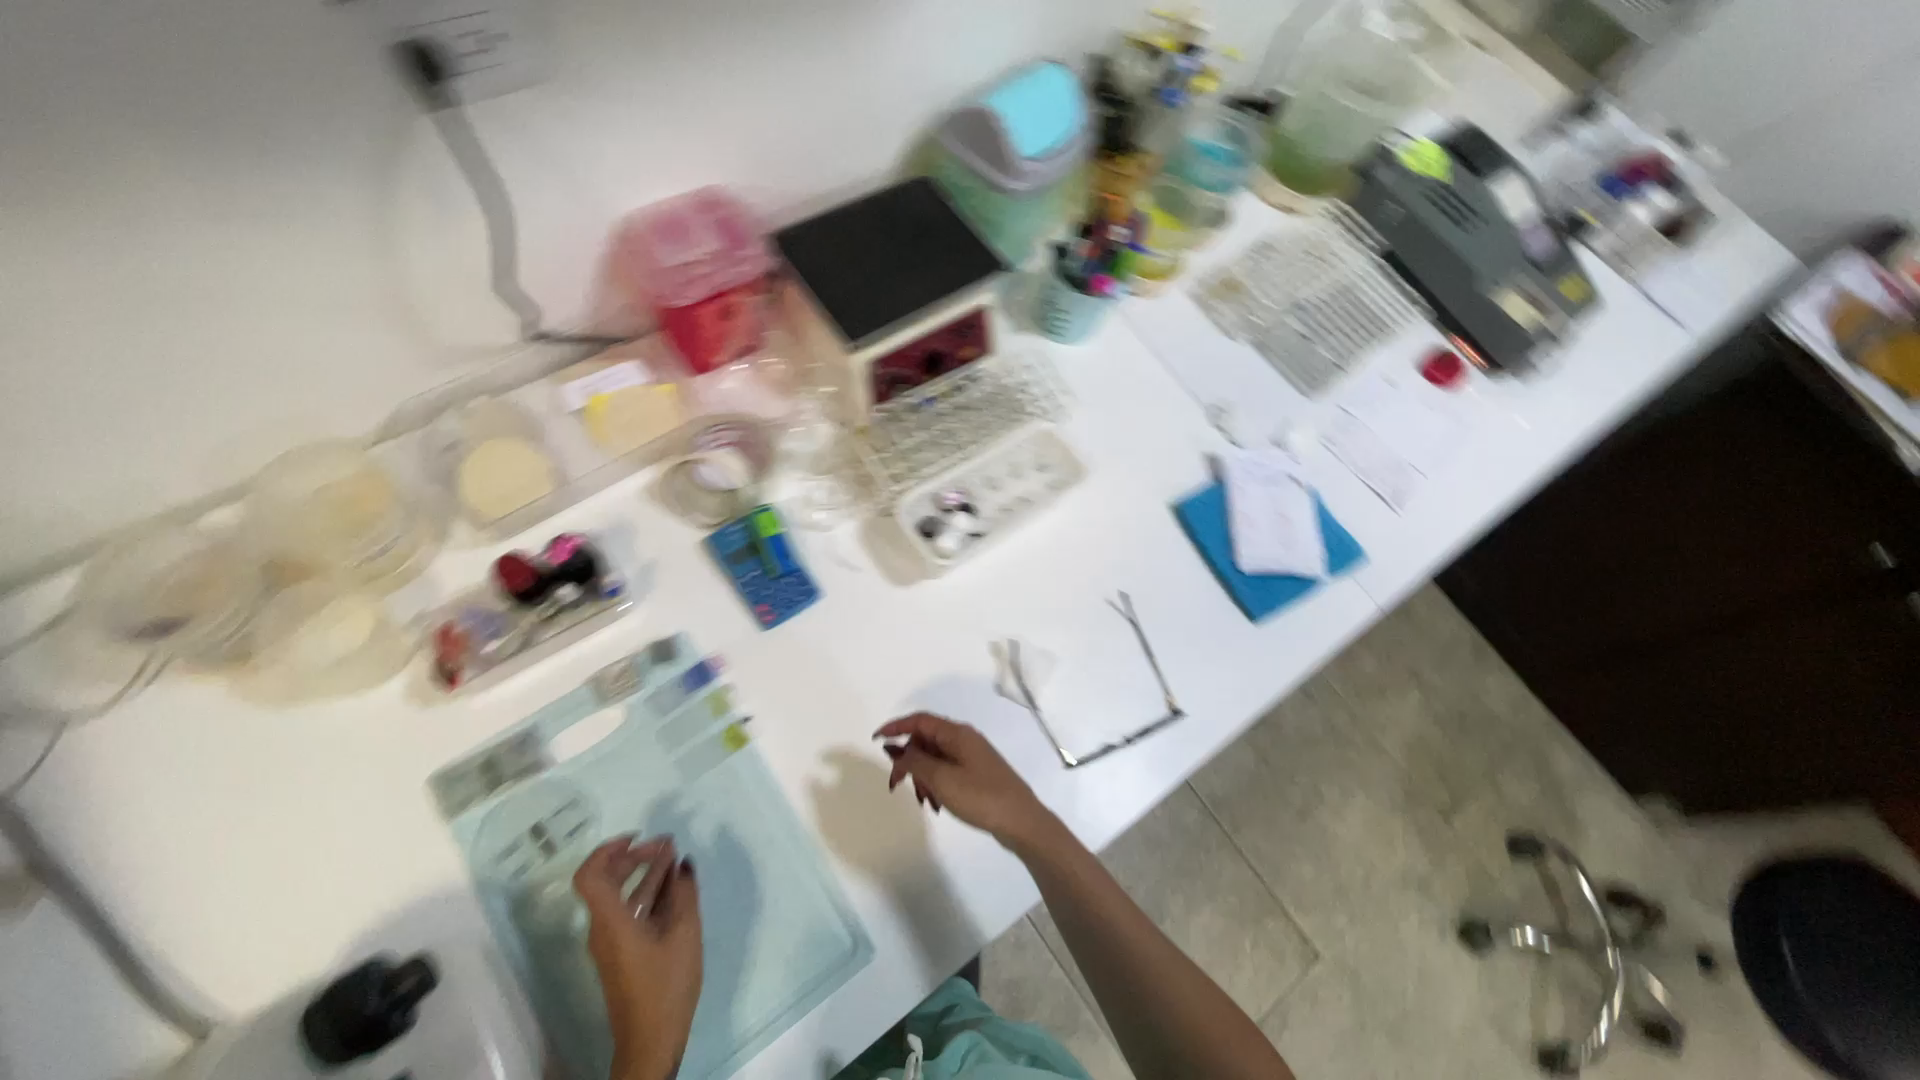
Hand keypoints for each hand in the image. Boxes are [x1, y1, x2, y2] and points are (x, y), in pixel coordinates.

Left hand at [573, 835, 702, 1079]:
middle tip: (667, 843)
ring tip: (675, 858)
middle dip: (635, 856)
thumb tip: (683, 863)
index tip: (640, 837)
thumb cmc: (667, 985)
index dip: (610, 849)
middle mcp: (602, 928)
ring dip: (645, 874)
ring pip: (620, 896)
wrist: (651, 1040)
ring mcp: (610, 942)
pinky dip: (648, 894)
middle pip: (605, 880)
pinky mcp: (622, 953)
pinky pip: (628, 911)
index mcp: (611, 921)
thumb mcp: (685, 934)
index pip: (590, 874)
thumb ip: (685, 894)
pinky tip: (673, 888)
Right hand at [875, 712, 1060, 854]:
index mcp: (957, 734)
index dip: (895, 727)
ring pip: (935, 759)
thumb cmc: (981, 796)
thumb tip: (895, 748)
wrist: (1021, 821)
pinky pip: (946, 771)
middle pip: (925, 740)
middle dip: (908, 761)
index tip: (875, 740)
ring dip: (922, 776)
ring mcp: (972, 757)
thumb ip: (915, 761)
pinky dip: (935, 784)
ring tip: (923, 801)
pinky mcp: (977, 774)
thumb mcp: (941, 779)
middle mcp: (964, 740)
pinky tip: (935, 804)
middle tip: (895, 785)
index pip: (919, 720)